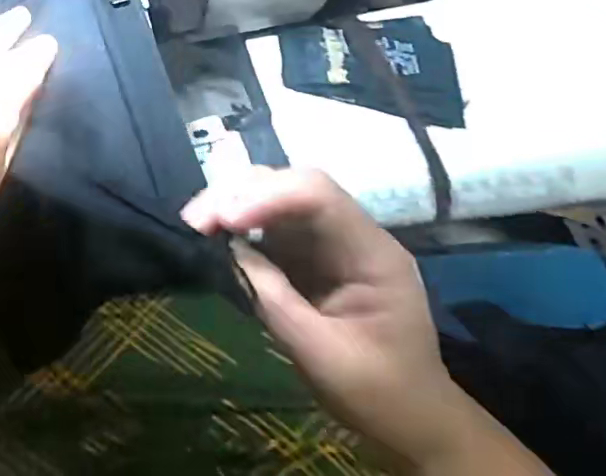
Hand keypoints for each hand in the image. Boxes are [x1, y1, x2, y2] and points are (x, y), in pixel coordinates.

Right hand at [182, 168, 470, 467]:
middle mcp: (347, 230)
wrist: (410, 422)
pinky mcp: (301, 249)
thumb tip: (226, 250)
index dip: (267, 196)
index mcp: (372, 252)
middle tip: (195, 221)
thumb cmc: (378, 395)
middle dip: (237, 193)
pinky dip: (231, 219)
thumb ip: (274, 300)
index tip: (225, 221)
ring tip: (195, 224)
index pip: (318, 195)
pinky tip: (209, 231)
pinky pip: (262, 218)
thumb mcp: (324, 356)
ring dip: (228, 201)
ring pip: (269, 193)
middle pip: (288, 183)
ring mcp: (322, 237)